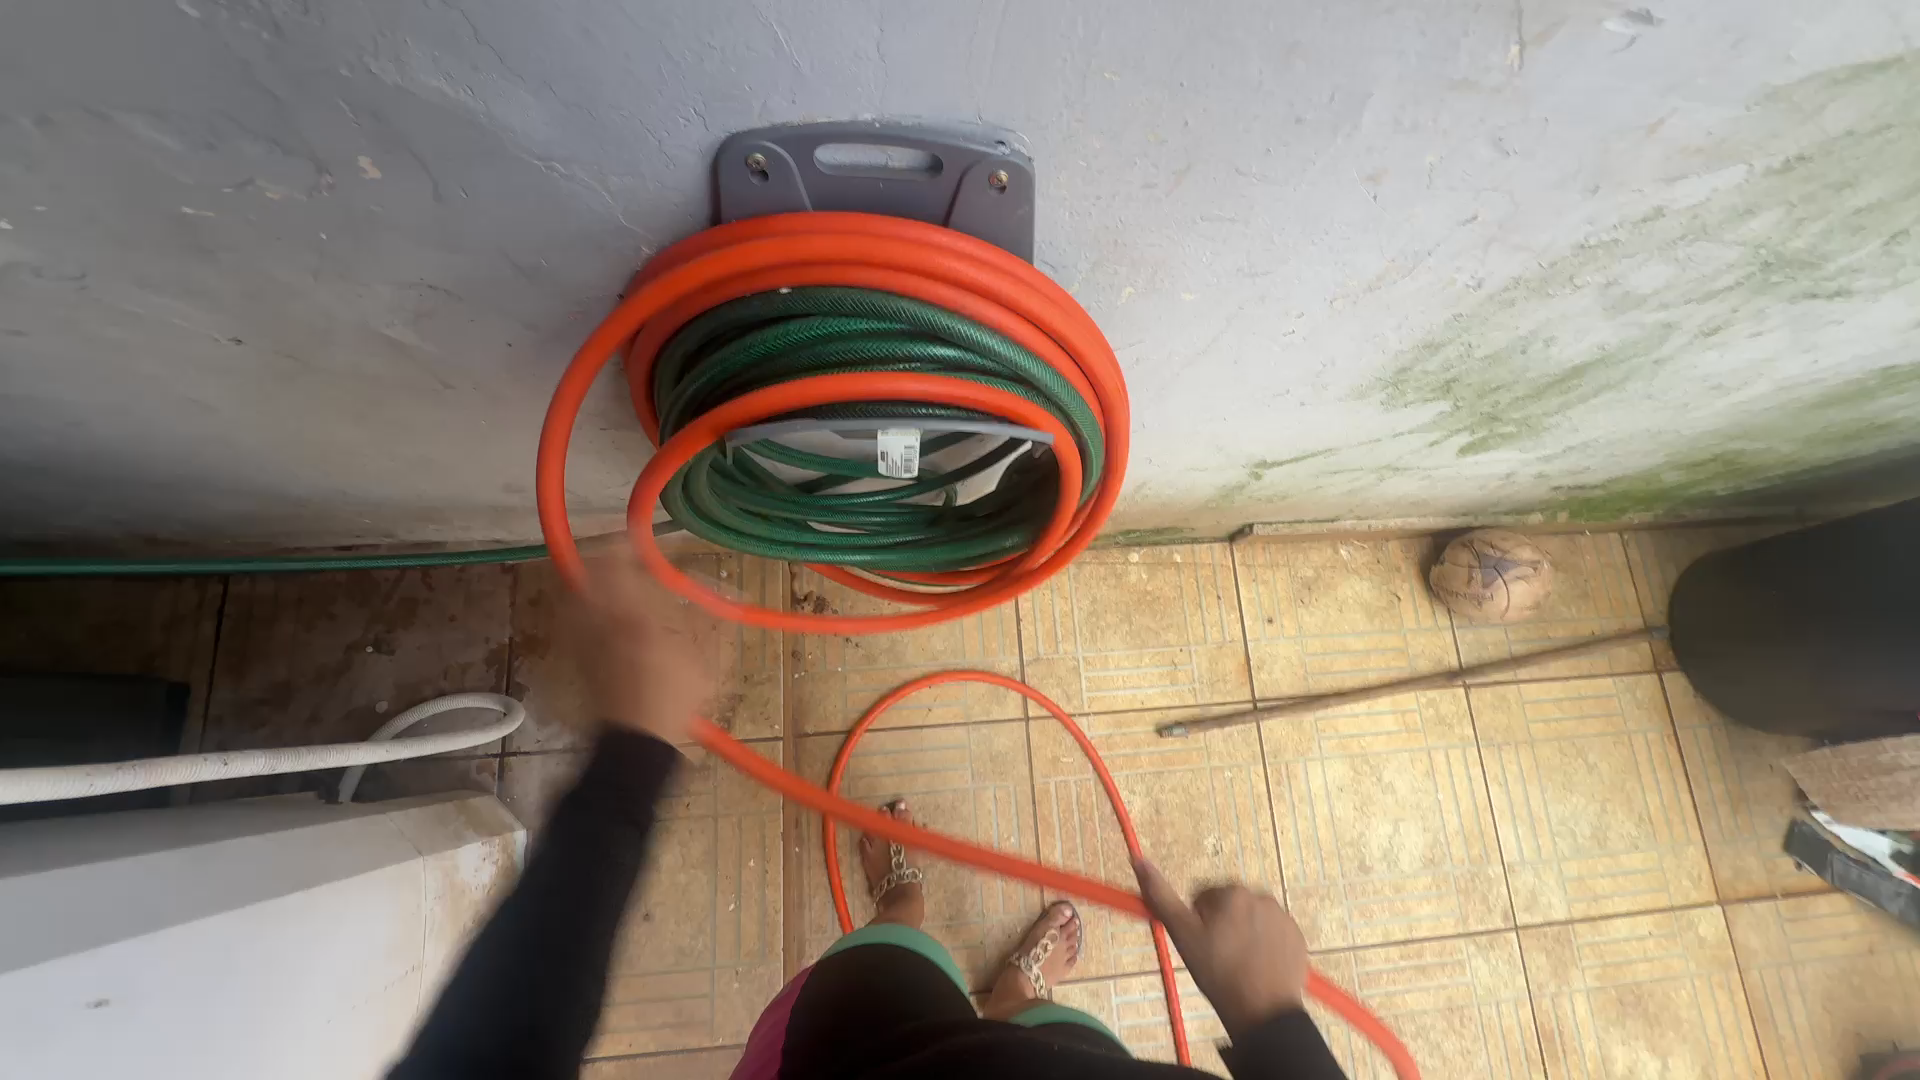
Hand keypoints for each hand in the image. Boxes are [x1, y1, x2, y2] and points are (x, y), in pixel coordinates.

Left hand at [564, 549, 717, 743]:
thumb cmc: (674, 699)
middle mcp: (601, 622)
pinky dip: (581, 605)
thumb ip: (713, 623)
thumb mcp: (706, 661)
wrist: (634, 744)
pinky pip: (571, 619)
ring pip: (573, 594)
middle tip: (616, 551)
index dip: (622, 543)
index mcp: (634, 616)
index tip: (634, 535)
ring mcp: (582, 640)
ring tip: (604, 575)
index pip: (617, 564)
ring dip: (588, 579)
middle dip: (599, 557)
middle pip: (586, 574)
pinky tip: (596, 611)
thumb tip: (733, 593)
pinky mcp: (575, 657)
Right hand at [1134, 859, 1309, 1035]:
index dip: (1199, 922)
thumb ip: (1159, 894)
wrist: (1262, 1012)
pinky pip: (1274, 932)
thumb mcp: (1182, 933)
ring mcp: (1283, 917)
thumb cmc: (1218, 971)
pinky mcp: (1298, 937)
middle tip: (1220, 956)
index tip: (1204, 946)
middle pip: (1229, 906)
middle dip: (1222, 924)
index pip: (1204, 898)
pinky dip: (1266, 944)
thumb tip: (1137, 859)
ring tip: (1240, 963)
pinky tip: (1260, 965)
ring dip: (1244, 933)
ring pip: (1251, 918)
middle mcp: (1260, 895)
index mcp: (1231, 891)